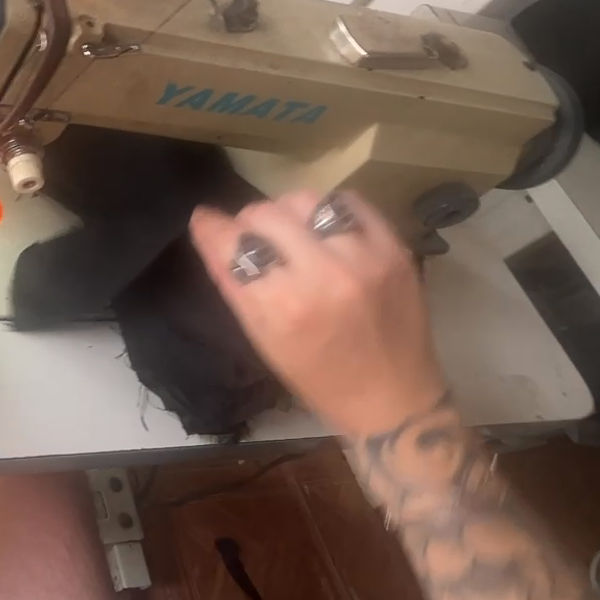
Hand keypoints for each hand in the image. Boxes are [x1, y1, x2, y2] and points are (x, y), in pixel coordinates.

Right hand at [189, 191, 444, 438]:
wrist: (394, 399)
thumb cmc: (316, 376)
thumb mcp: (262, 337)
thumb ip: (232, 281)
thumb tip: (207, 229)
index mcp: (283, 306)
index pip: (231, 243)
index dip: (210, 226)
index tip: (205, 220)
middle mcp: (323, 275)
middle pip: (264, 213)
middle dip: (249, 222)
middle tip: (253, 236)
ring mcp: (363, 259)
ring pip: (305, 200)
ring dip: (287, 211)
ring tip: (292, 231)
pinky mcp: (394, 250)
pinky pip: (350, 202)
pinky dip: (328, 209)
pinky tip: (324, 228)